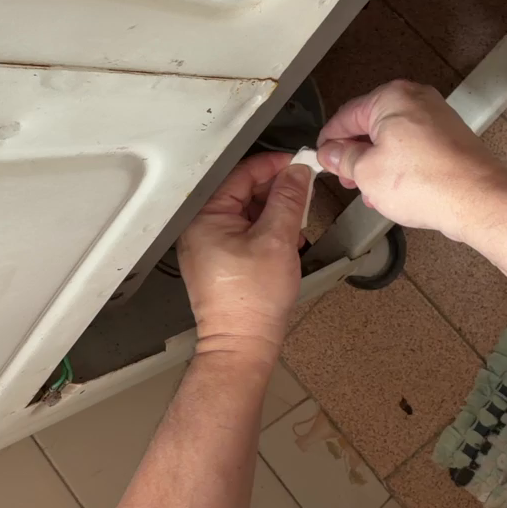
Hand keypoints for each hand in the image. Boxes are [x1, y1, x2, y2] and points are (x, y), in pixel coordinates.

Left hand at [176, 153, 310, 361]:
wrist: (243, 343)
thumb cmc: (252, 299)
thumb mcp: (278, 239)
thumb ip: (288, 199)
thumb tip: (297, 173)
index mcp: (206, 217)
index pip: (241, 174)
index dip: (273, 165)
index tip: (298, 164)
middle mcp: (201, 228)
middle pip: (244, 193)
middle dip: (277, 192)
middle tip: (304, 192)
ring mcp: (210, 246)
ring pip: (248, 214)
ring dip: (276, 214)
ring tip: (298, 222)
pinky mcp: (221, 262)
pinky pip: (246, 234)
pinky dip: (269, 233)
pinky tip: (288, 243)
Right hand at [316, 80, 506, 243]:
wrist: (477, 200)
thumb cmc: (426, 182)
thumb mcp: (366, 173)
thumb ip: (343, 159)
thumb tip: (331, 153)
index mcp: (391, 97)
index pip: (346, 115)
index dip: (329, 140)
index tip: (321, 157)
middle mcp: (416, 99)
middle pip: (371, 125)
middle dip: (356, 154)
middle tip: (346, 178)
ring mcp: (437, 117)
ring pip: (394, 138)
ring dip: (378, 164)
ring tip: (371, 192)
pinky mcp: (450, 138)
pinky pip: (415, 147)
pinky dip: (401, 165)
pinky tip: (395, 191)